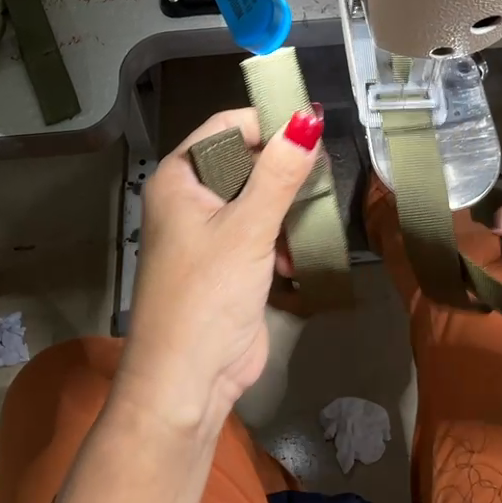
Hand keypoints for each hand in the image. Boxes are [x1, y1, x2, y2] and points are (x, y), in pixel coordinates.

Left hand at [118, 107, 323, 428]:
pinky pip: (260, 232)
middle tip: (322, 172)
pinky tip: (296, 259)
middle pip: (244, 161)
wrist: (186, 384)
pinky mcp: (227, 263)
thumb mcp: (248, 228)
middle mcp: (189, 198)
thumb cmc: (207, 295)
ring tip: (314, 216)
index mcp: (179, 178)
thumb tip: (309, 118)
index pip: (225, 127)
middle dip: (282, 170)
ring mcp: (207, 231)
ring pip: (256, 198)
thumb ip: (280, 173)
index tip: (312, 127)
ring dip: (285, 210)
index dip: (266, 123)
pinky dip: (280, 240)